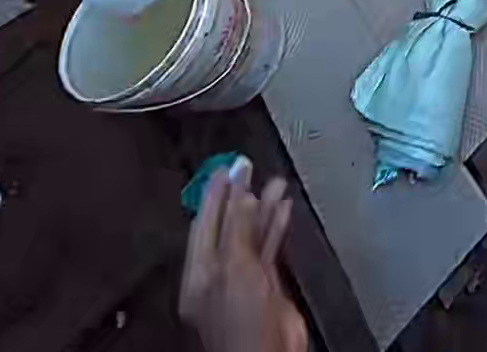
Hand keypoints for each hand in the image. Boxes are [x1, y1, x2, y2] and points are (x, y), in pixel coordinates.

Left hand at [178, 157, 306, 351]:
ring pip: (252, 234)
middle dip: (240, 197)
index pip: (205, 224)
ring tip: (277, 181)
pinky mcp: (267, 283)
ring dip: (264, 207)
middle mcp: (219, 273)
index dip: (216, 195)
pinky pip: (269, 247)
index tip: (227, 168)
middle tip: (249, 167)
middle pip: (229, 226)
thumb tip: (243, 194)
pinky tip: (285, 208)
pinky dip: (277, 226)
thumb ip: (238, 229)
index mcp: (200, 273)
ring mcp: (243, 279)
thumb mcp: (235, 269)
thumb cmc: (242, 319)